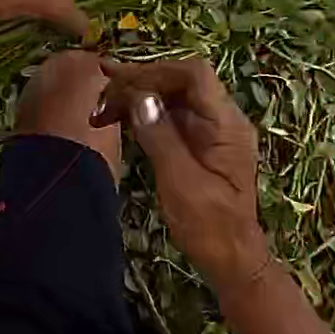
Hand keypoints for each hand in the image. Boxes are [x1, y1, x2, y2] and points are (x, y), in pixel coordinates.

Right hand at [95, 58, 267, 281]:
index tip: (121, 84)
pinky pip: (171, 118)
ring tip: (102, 111)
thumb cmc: (210, 226)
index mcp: (226, 125)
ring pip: (173, 99)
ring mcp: (211, 132)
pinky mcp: (199, 145)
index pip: (194, 75)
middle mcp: (222, 121)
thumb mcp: (181, 183)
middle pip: (181, 83)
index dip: (156, 72)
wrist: (232, 261)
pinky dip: (145, 117)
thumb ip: (161, 137)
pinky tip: (119, 123)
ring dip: (138, 99)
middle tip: (102, 96)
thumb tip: (139, 97)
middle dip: (140, 83)